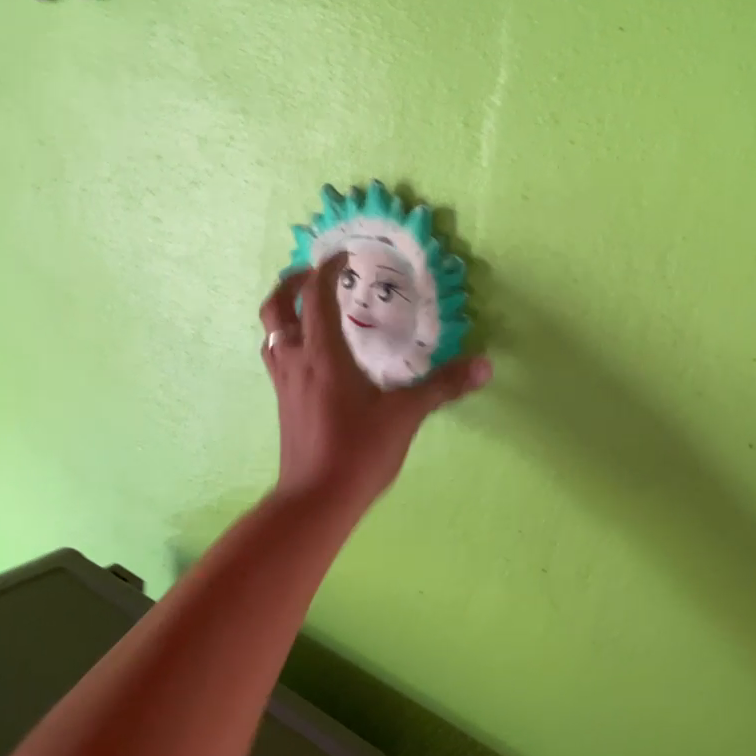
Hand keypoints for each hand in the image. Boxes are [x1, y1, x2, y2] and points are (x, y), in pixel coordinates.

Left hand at [260, 256, 490, 511]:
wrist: (316, 499)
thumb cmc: (359, 452)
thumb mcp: (406, 416)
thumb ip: (443, 386)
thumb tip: (485, 365)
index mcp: (323, 353)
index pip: (315, 294)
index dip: (326, 268)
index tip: (345, 256)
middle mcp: (296, 361)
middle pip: (276, 307)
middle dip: (293, 283)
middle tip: (316, 276)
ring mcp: (284, 385)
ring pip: (270, 335)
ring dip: (285, 314)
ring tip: (310, 311)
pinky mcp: (283, 406)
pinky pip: (277, 360)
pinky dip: (289, 344)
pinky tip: (313, 359)